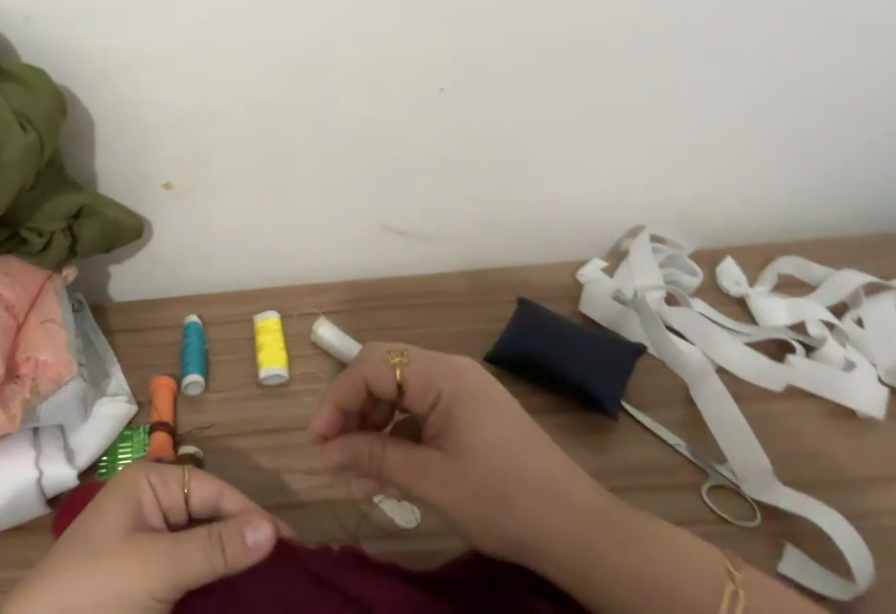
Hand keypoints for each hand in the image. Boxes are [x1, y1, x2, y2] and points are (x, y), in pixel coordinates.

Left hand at [3, 463, 293, 613]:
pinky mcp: (148, 577)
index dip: (253, 516)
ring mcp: (149, 542)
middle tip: (292, 569)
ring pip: (205, 545)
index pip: (214, 491)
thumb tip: (273, 530)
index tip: (294, 547)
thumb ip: (214, 548)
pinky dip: (216, 583)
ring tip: (275, 583)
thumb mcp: (157, 567)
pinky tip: (241, 596)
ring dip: (234, 564)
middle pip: (212, 515)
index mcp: (148, 485)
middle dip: (247, 540)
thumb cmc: (96, 590)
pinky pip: (193, 571)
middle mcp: (151, 505)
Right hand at [308, 343, 614, 564]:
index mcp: (443, 375)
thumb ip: (373, 457)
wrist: (576, 529)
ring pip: (400, 394)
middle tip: (334, 453)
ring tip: (357, 472)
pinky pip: (422, 413)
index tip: (319, 440)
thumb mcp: (430, 480)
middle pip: (384, 373)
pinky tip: (386, 473)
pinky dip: (399, 436)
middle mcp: (451, 372)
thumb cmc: (501, 499)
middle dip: (353, 411)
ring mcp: (464, 392)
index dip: (339, 398)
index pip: (372, 365)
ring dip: (374, 427)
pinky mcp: (472, 415)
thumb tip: (324, 453)